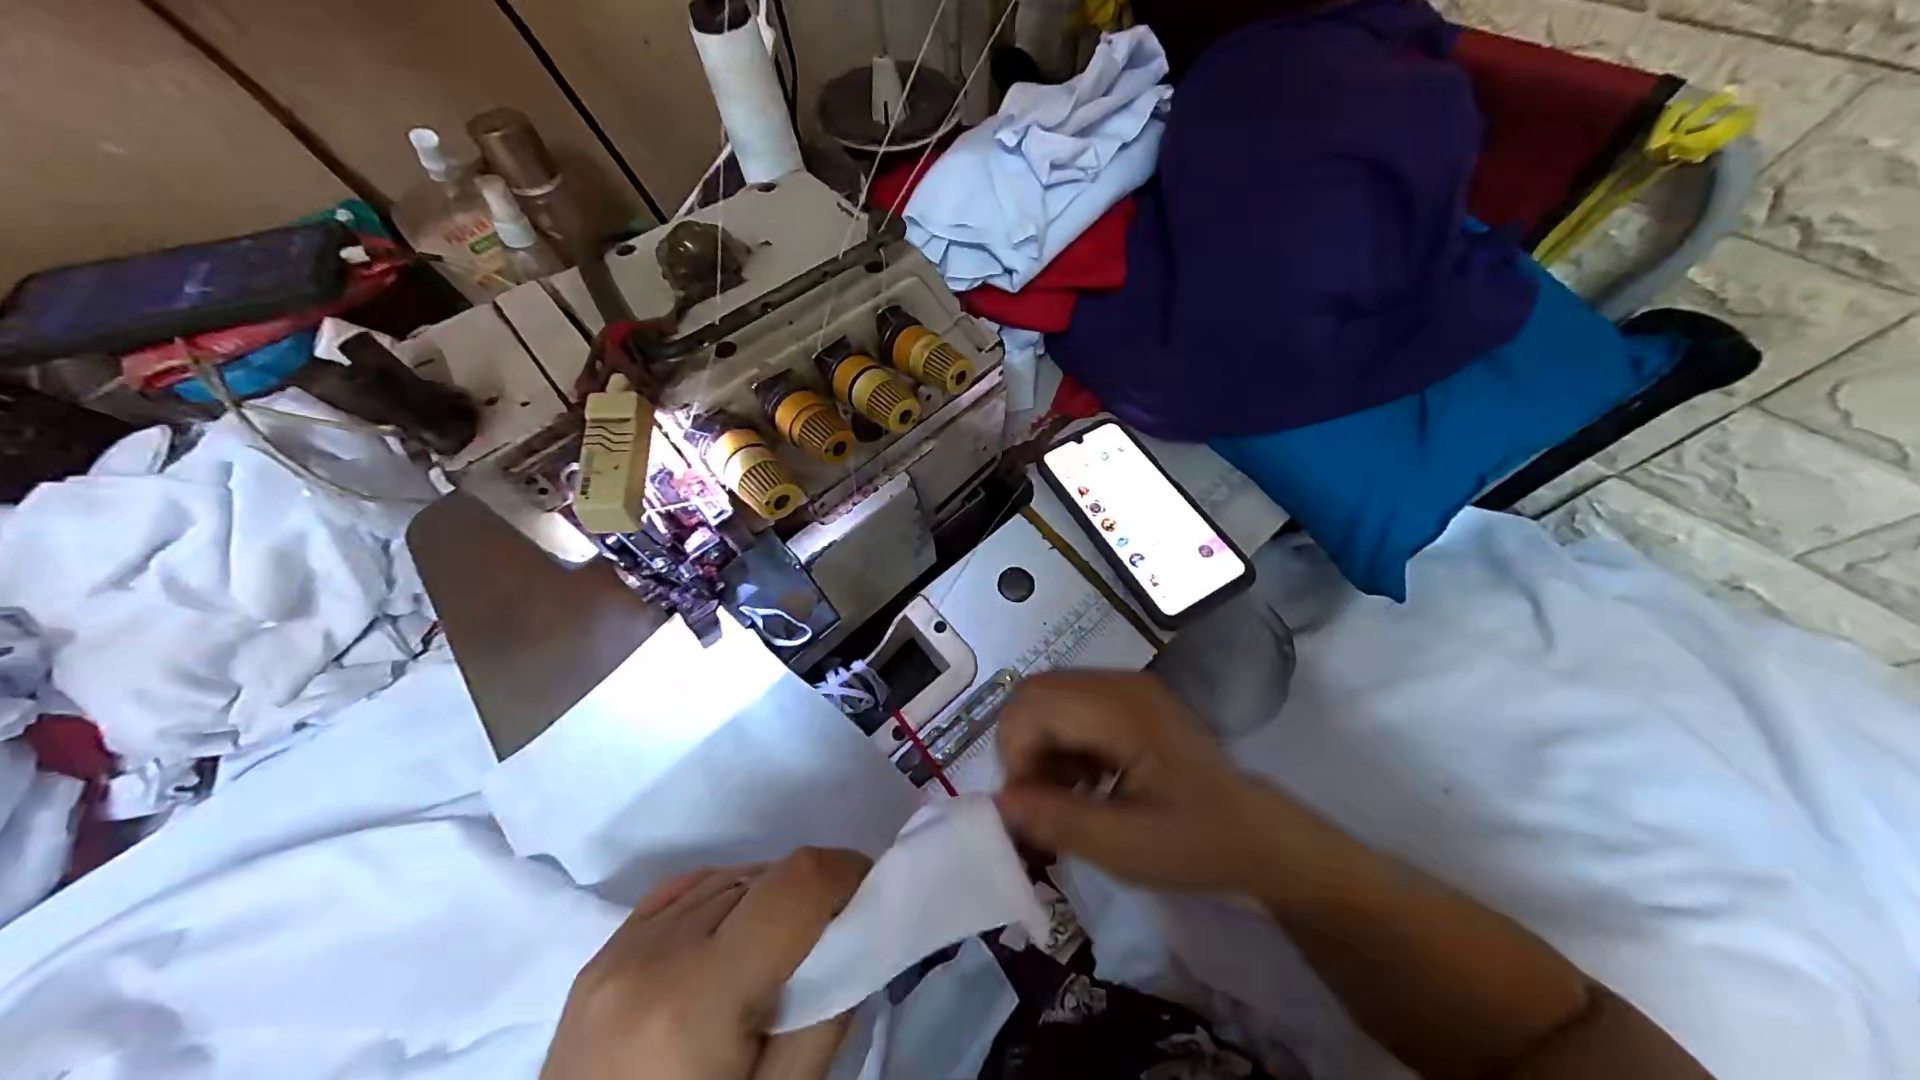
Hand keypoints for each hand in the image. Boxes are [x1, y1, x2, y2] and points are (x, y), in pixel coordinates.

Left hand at [541, 848, 869, 1079]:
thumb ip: (827, 1014)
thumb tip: (855, 935)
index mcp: (698, 998)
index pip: (794, 884)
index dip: (845, 873)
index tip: (871, 896)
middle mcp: (652, 956)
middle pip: (762, 877)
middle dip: (811, 894)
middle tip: (832, 941)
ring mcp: (615, 953)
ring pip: (724, 879)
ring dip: (767, 899)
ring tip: (778, 952)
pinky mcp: (597, 960)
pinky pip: (680, 894)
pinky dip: (722, 899)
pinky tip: (733, 938)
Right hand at [994, 671, 1292, 893]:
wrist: (1258, 837)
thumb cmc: (1198, 843)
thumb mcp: (1126, 847)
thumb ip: (1057, 821)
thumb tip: (1000, 801)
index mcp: (1123, 710)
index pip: (1032, 705)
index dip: (1016, 754)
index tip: (1030, 807)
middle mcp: (1120, 684)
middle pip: (1034, 694)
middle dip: (1022, 748)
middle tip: (1040, 800)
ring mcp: (1125, 688)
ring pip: (1046, 699)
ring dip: (1039, 747)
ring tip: (1064, 795)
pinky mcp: (1128, 701)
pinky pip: (1068, 708)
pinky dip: (1059, 744)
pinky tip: (1083, 782)